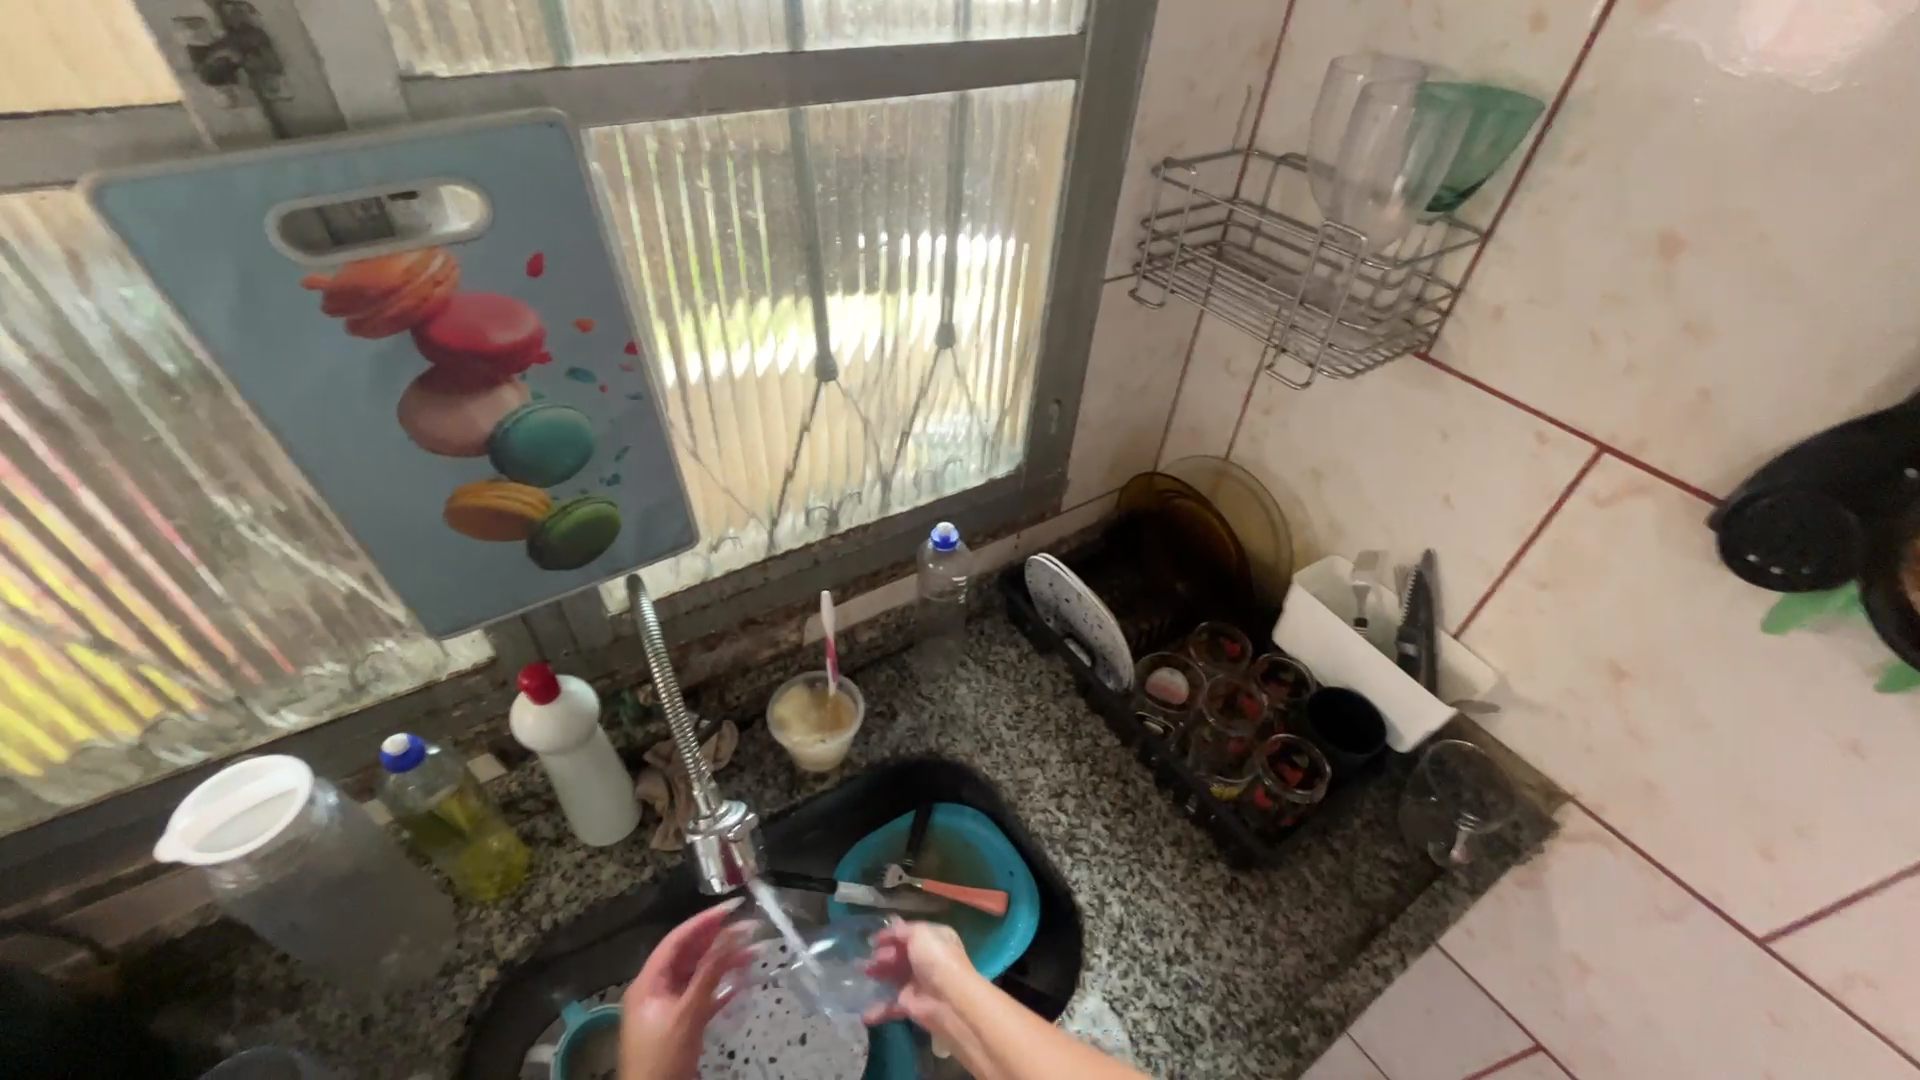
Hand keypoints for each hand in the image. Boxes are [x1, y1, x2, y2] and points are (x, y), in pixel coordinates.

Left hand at [619, 899, 747, 1079]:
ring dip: (727, 963)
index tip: (733, 906)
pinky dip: (723, 987)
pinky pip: (704, 996)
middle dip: (721, 940)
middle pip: (691, 954)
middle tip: (752, 927)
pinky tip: (744, 980)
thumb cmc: (663, 1057)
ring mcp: (670, 1007)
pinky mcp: (682, 1024)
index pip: (678, 940)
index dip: (705, 920)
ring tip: (757, 951)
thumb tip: (731, 935)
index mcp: (649, 982)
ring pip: (701, 974)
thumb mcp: (686, 1013)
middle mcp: (657, 989)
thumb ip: (709, 973)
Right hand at [862, 920, 980, 1040]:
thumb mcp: (920, 934)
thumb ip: (903, 930)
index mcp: (933, 939)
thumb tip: (893, 925)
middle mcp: (927, 959)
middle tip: (864, 958)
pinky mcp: (911, 1005)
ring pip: (893, 976)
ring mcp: (918, 982)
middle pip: (899, 955)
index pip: (909, 934)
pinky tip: (864, 1014)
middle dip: (881, 955)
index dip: (891, 935)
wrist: (948, 999)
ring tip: (860, 973)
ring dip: (877, 974)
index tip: (873, 939)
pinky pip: (891, 1005)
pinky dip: (878, 1009)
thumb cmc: (936, 958)